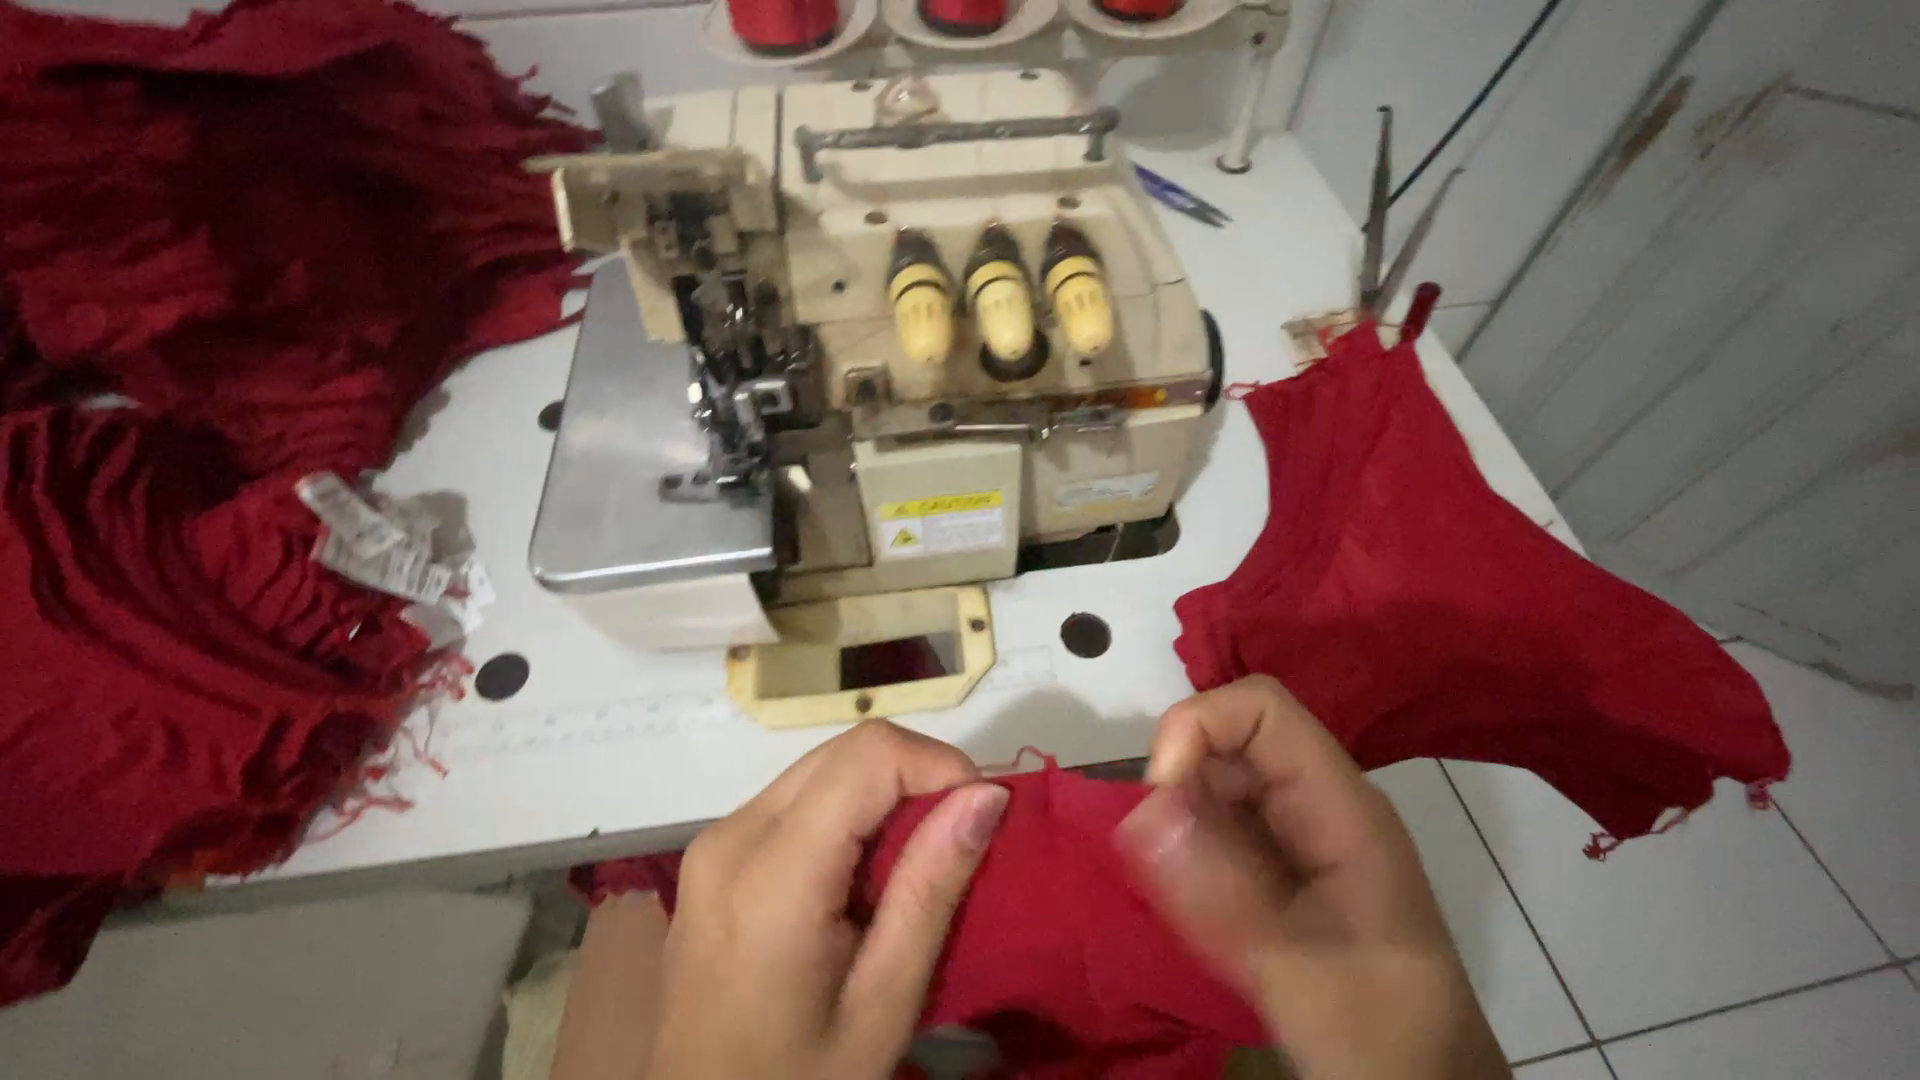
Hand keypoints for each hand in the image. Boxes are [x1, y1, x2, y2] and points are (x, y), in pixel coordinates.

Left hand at [645, 721, 1008, 1079]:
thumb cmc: (800, 1079)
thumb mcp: (883, 1003)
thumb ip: (930, 887)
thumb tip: (987, 794)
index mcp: (771, 875)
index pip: (869, 755)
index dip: (938, 764)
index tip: (980, 816)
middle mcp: (733, 834)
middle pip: (846, 751)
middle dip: (917, 776)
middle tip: (956, 841)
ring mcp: (717, 839)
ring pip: (825, 766)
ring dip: (885, 793)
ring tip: (914, 863)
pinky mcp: (716, 850)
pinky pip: (799, 796)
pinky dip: (850, 811)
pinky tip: (865, 872)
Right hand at [1117, 676, 1509, 1079]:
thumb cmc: (1375, 1030)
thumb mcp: (1291, 963)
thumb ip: (1216, 888)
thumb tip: (1138, 814)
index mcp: (1339, 805)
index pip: (1262, 709)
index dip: (1200, 725)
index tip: (1161, 790)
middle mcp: (1318, 800)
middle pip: (1232, 738)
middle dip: (1181, 780)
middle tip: (1163, 854)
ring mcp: (1298, 829)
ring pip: (1218, 779)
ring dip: (1180, 817)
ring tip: (1181, 889)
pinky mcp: (1279, 859)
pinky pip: (1218, 821)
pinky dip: (1187, 846)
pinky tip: (1194, 901)